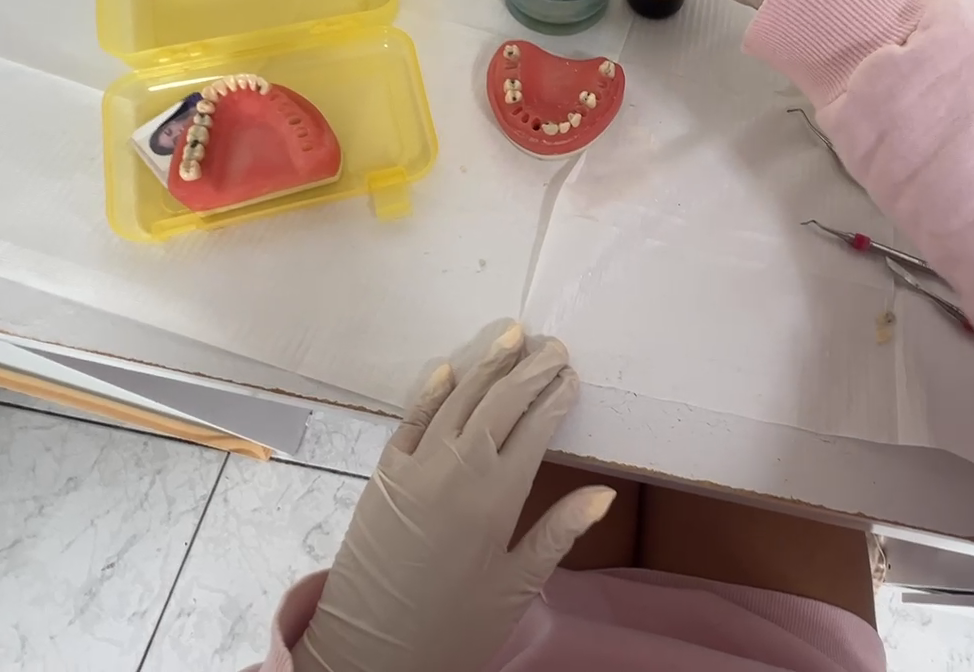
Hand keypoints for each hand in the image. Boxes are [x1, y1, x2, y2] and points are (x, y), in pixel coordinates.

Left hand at [293, 327, 612, 671]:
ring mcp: (417, 465)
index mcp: (497, 497)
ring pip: (460, 398)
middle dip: (531, 369)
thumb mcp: (516, 588)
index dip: (556, 396)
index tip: (571, 375)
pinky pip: (412, 418)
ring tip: (513, 335)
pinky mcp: (384, 472)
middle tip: (554, 346)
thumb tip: (605, 492)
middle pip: (502, 402)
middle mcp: (458, 468)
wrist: (369, 657)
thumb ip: (559, 532)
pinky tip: (449, 367)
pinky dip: (432, 390)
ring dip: (488, 364)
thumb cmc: (454, 628)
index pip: (536, 427)